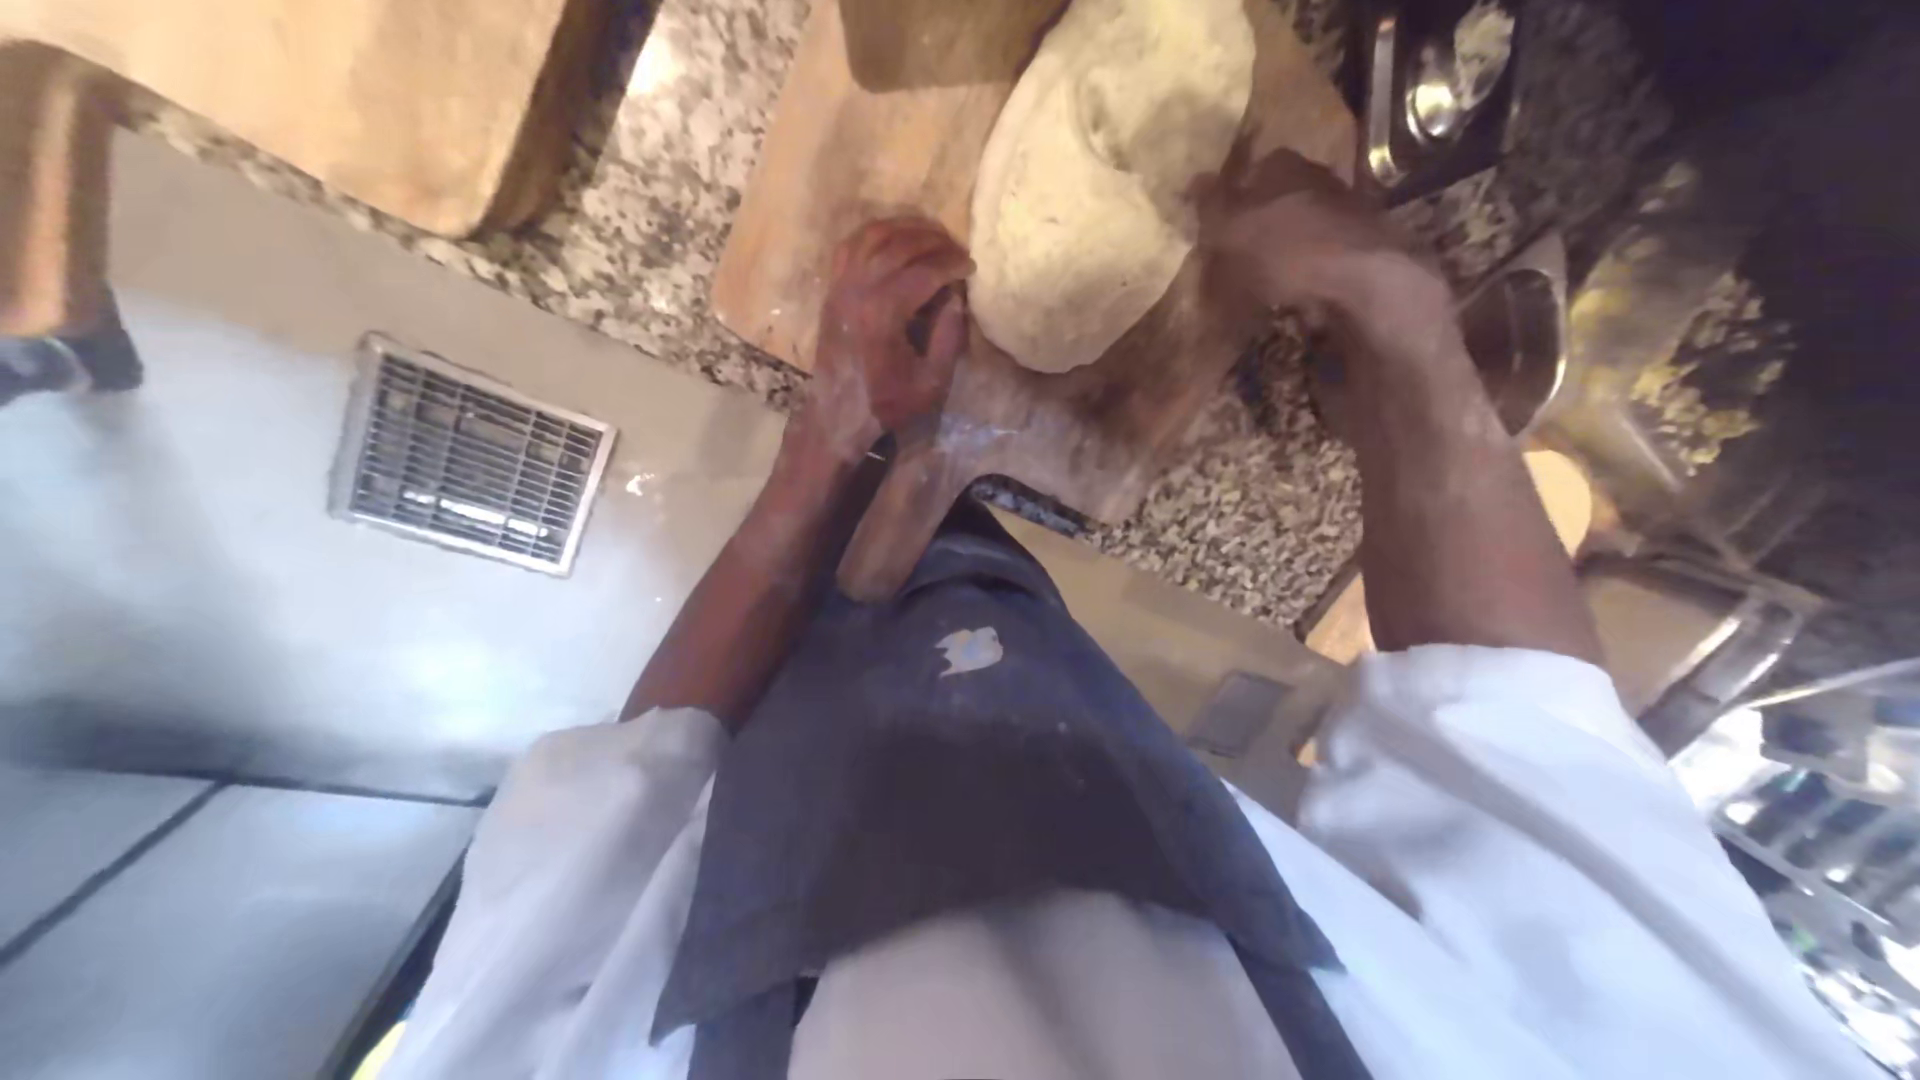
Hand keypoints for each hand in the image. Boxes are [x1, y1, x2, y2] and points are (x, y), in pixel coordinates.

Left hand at [795, 217, 973, 461]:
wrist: (838, 414)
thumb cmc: (887, 403)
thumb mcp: (931, 382)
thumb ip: (948, 337)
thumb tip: (956, 297)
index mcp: (883, 313)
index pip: (924, 270)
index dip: (952, 263)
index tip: (971, 266)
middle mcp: (858, 289)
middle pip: (900, 245)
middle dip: (934, 240)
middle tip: (956, 248)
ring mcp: (840, 286)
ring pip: (873, 235)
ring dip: (905, 228)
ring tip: (931, 235)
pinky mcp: (832, 289)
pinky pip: (850, 245)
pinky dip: (875, 234)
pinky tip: (895, 240)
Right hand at [1196, 145, 1447, 322]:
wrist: (1359, 277)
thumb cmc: (1284, 249)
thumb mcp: (1231, 230)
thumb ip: (1210, 205)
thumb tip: (1192, 180)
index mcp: (1282, 166)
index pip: (1251, 168)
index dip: (1233, 194)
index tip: (1220, 222)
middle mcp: (1317, 175)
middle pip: (1279, 194)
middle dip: (1260, 218)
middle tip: (1239, 250)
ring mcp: (1344, 206)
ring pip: (1302, 221)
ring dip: (1284, 243)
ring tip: (1265, 275)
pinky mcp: (1360, 240)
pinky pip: (1321, 249)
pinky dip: (1306, 265)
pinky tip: (1296, 288)